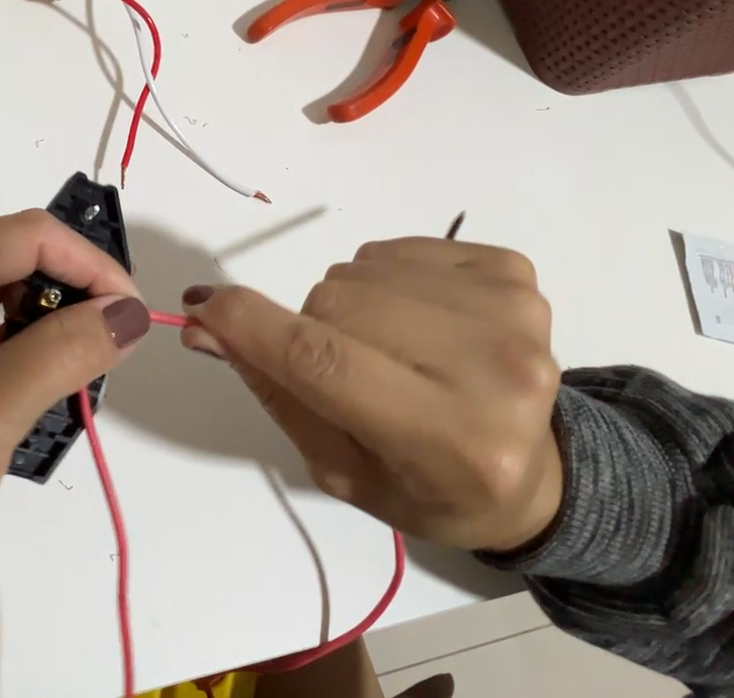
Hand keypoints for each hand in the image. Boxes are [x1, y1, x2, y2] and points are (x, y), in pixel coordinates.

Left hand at [0, 210, 150, 670]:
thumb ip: (58, 355)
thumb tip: (132, 310)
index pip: (20, 237)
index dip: (87, 265)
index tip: (134, 318)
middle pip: (15, 256)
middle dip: (72, 294)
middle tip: (114, 352)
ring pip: (10, 290)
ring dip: (54, 322)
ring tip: (84, 373)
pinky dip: (31, 348)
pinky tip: (50, 385)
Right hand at [182, 237, 562, 552]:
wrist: (534, 472)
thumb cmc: (426, 484)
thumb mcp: (339, 464)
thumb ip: (273, 388)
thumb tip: (203, 322)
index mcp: (451, 441)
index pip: (323, 363)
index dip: (249, 326)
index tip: (199, 306)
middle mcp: (496, 370)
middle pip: (335, 304)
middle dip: (313, 329)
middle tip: (344, 369)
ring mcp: (514, 312)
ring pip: (361, 270)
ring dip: (350, 303)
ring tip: (388, 349)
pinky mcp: (516, 270)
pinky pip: (398, 249)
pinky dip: (386, 279)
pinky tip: (418, 322)